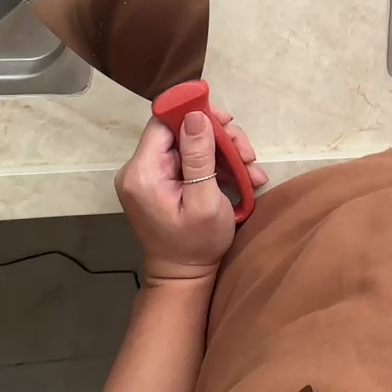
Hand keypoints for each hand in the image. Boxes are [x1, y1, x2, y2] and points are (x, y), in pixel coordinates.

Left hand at [113, 108, 268, 283]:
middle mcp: (141, 169)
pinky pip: (193, 157)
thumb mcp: (205, 200)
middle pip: (183, 130)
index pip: (164, 122)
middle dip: (220, 137)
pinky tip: (243, 177)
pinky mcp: (164, 180)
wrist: (185, 278)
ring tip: (250, 171)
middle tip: (247, 155)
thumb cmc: (196, 244)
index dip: (194, 113)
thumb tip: (195, 115)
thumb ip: (199, 157)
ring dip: (226, 151)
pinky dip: (219, 163)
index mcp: (143, 172)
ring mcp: (152, 174)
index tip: (225, 121)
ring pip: (194, 141)